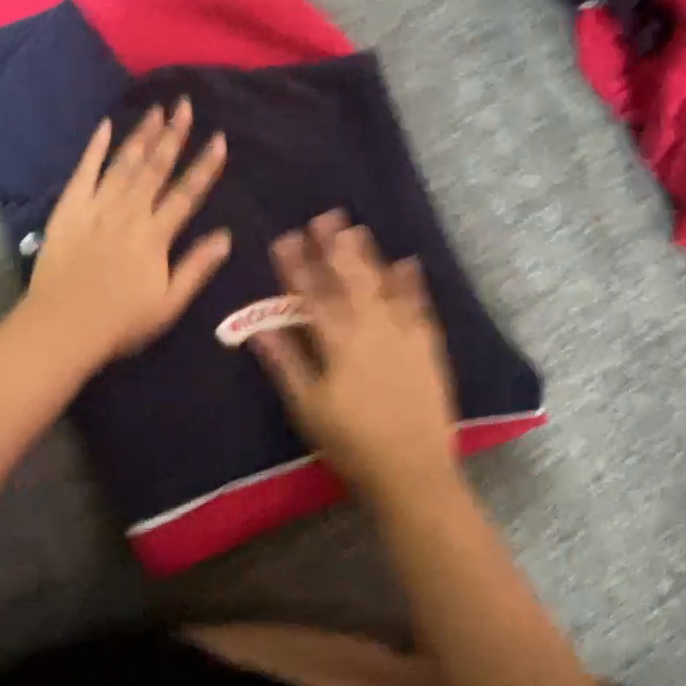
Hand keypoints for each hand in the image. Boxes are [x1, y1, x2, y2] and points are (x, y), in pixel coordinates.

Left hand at [18, 99, 230, 366]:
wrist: (62, 326)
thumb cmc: (120, 323)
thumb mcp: (169, 304)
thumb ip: (197, 267)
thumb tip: (226, 236)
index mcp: (156, 236)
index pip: (186, 193)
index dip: (205, 166)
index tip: (219, 138)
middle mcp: (129, 212)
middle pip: (156, 167)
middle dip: (173, 135)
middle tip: (185, 105)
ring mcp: (97, 206)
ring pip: (124, 162)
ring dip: (142, 134)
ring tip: (157, 109)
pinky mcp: (69, 208)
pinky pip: (84, 171)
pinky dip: (95, 147)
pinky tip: (106, 126)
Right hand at [251, 211, 459, 498]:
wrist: (413, 470)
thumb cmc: (351, 441)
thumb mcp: (306, 406)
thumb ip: (284, 362)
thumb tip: (258, 328)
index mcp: (336, 342)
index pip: (310, 295)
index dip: (295, 265)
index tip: (283, 237)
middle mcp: (370, 329)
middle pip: (348, 280)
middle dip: (334, 247)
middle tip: (325, 216)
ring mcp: (403, 335)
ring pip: (382, 285)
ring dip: (368, 256)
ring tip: (357, 228)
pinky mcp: (427, 347)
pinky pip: (418, 306)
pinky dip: (411, 284)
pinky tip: (407, 262)